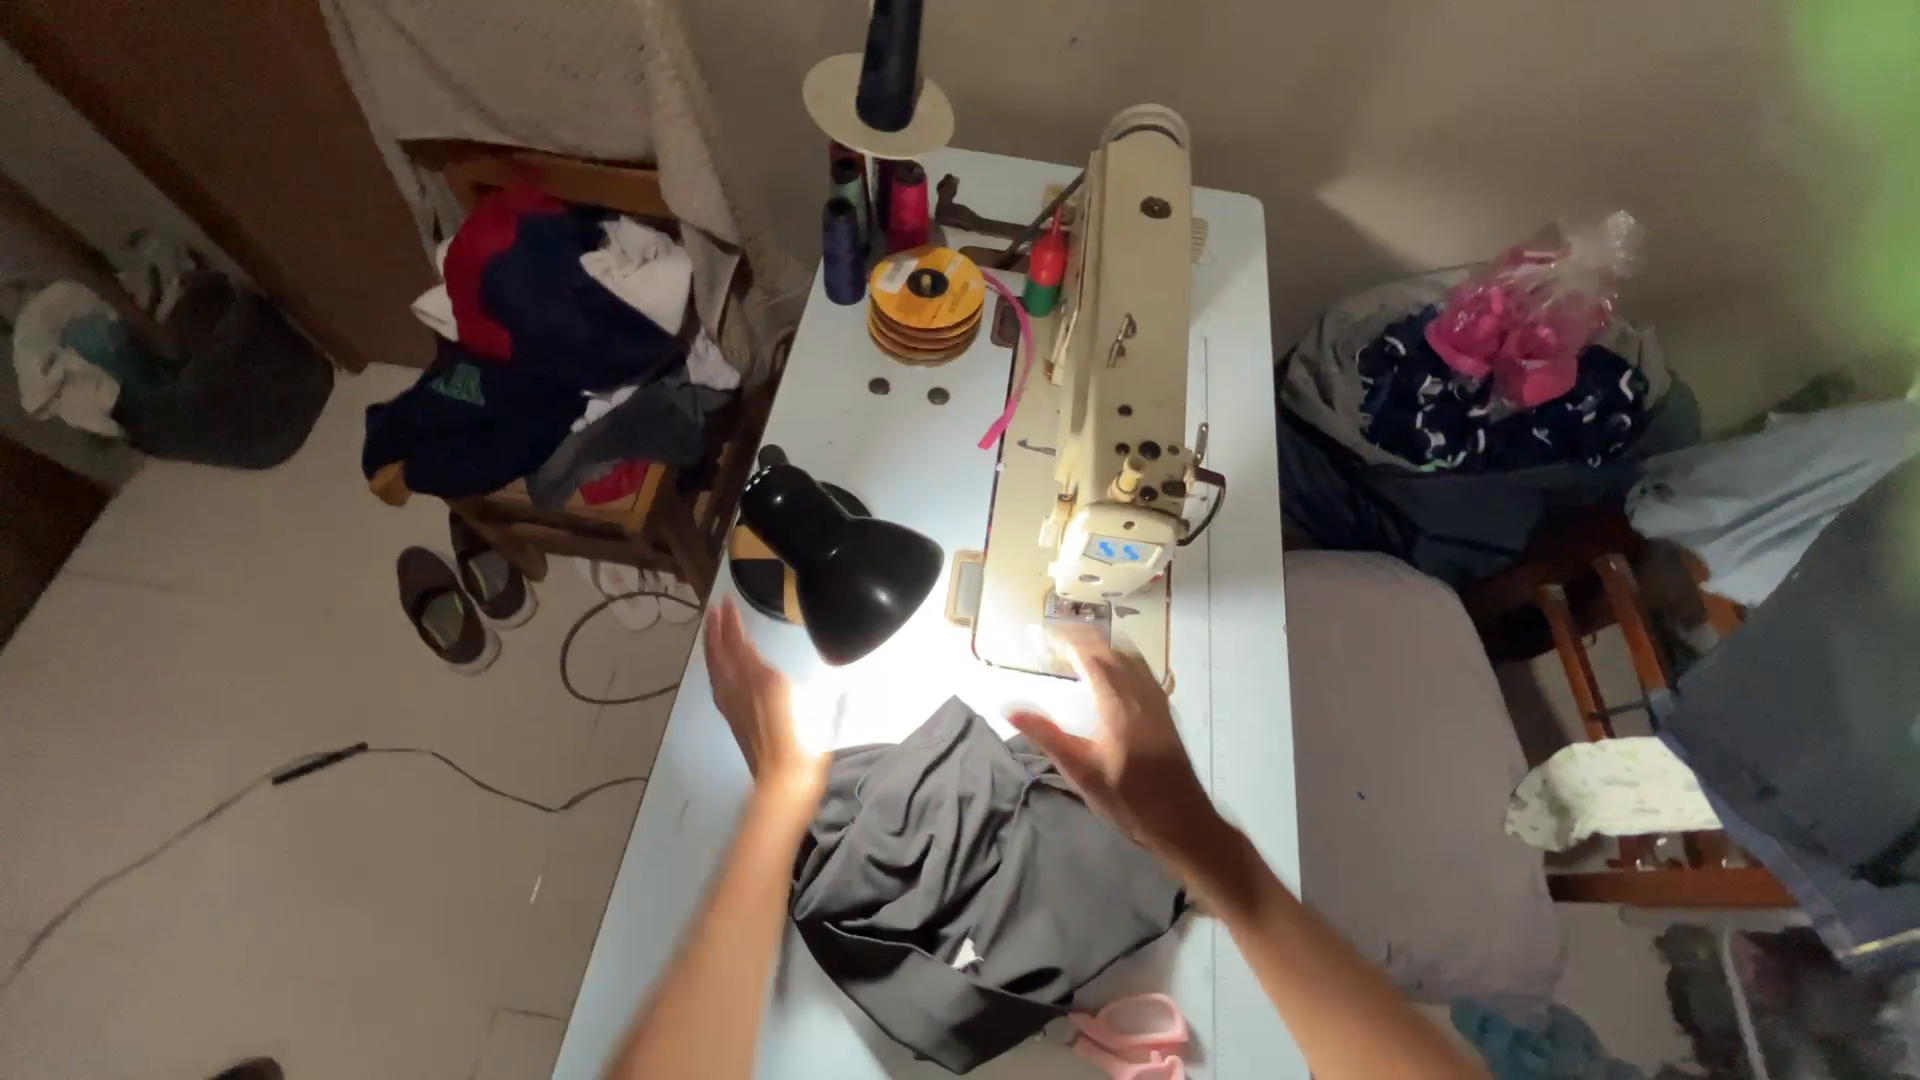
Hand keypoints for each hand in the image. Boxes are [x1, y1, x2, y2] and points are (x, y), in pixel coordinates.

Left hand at [704, 598, 827, 798]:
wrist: (784, 782)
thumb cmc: (808, 743)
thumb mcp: (821, 706)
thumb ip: (823, 687)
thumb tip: (831, 676)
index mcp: (764, 677)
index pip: (740, 642)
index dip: (732, 622)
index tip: (727, 602)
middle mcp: (742, 686)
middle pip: (721, 651)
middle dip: (716, 628)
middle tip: (713, 607)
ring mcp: (732, 703)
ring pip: (715, 666)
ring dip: (711, 644)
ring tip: (710, 628)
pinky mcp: (731, 718)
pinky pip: (717, 682)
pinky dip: (713, 665)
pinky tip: (716, 665)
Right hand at [1008, 627, 1222, 858]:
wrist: (1183, 824)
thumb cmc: (1129, 802)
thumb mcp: (1082, 773)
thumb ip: (1047, 737)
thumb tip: (1011, 708)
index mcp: (1118, 707)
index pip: (1091, 658)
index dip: (1067, 641)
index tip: (1044, 636)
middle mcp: (1141, 696)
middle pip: (1112, 651)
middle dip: (1082, 638)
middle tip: (1054, 640)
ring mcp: (1157, 702)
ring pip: (1130, 657)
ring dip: (1103, 645)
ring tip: (1079, 648)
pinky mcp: (1166, 712)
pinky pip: (1143, 670)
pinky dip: (1122, 658)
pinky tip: (1113, 671)